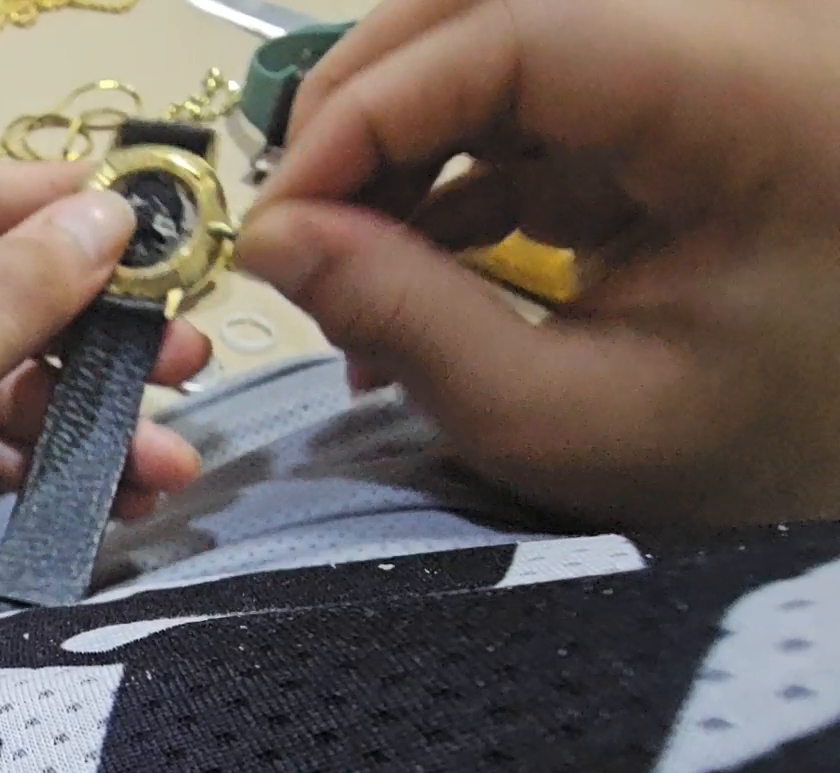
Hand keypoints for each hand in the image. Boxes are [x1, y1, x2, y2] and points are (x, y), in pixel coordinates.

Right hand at [236, 0, 839, 526]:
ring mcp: (703, 63)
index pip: (523, 31)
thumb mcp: (539, 413)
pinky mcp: (658, 104)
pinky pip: (505, 100)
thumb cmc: (714, 452)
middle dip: (358, 104)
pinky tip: (399, 265)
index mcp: (762, 106)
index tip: (271, 225)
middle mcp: (755, 39)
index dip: (364, 113)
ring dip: (380, 146)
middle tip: (294, 218)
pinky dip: (421, 178)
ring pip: (487, 39)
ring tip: (344, 260)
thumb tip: (268, 242)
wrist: (829, 447)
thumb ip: (401, 319)